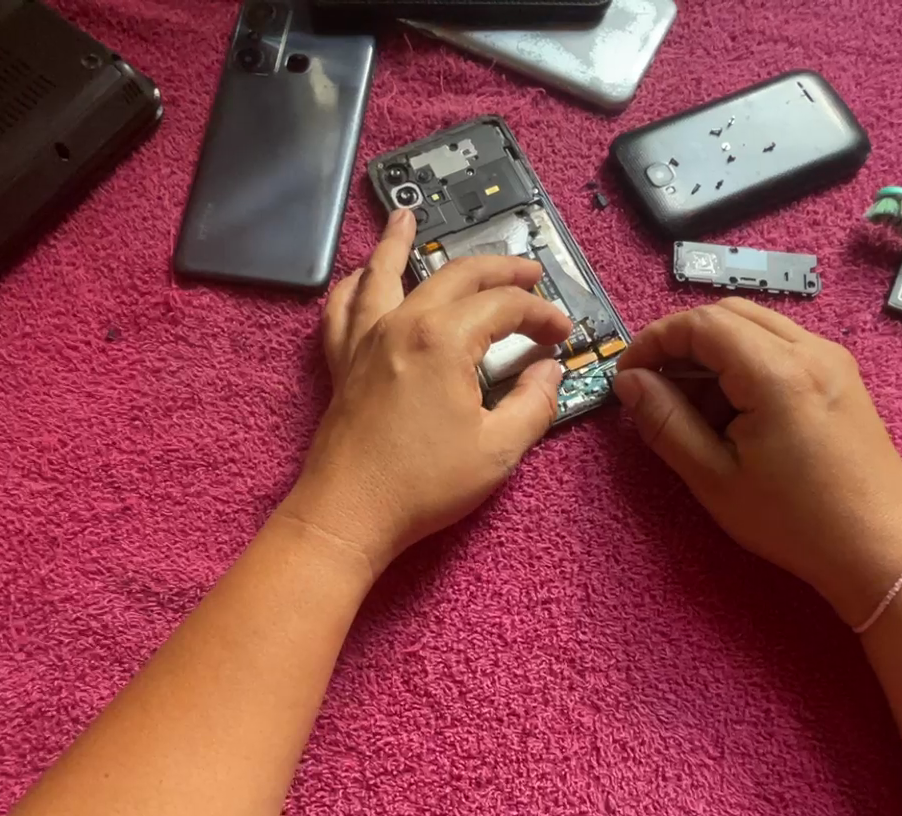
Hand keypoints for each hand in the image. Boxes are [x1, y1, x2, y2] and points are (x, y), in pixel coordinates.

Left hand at [278, 209, 573, 573]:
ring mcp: (365, 341)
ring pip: (382, 274)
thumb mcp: (497, 450)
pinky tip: (356, 278)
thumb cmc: (422, 485)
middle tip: (528, 272)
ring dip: (398, 242)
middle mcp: (401, 325)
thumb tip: (548, 372)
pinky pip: (340, 311)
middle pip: (455, 276)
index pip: (504, 307)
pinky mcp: (343, 364)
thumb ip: (532, 404)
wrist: (348, 513)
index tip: (561, 335)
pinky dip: (350, 287)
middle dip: (498, 270)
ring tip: (405, 216)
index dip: (541, 315)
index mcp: (444, 339)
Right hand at [614, 298, 901, 625]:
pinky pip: (778, 346)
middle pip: (728, 314)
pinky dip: (740, 362)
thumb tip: (628, 382)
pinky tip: (727, 409)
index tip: (625, 376)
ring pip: (753, 326)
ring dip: (709, 352)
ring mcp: (831, 359)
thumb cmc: (791, 520)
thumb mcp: (713, 477)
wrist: (878, 547)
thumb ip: (665, 421)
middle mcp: (810, 350)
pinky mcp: (839, 375)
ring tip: (687, 405)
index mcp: (778, 373)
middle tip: (650, 386)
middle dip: (679, 342)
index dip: (654, 341)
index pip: (702, 324)